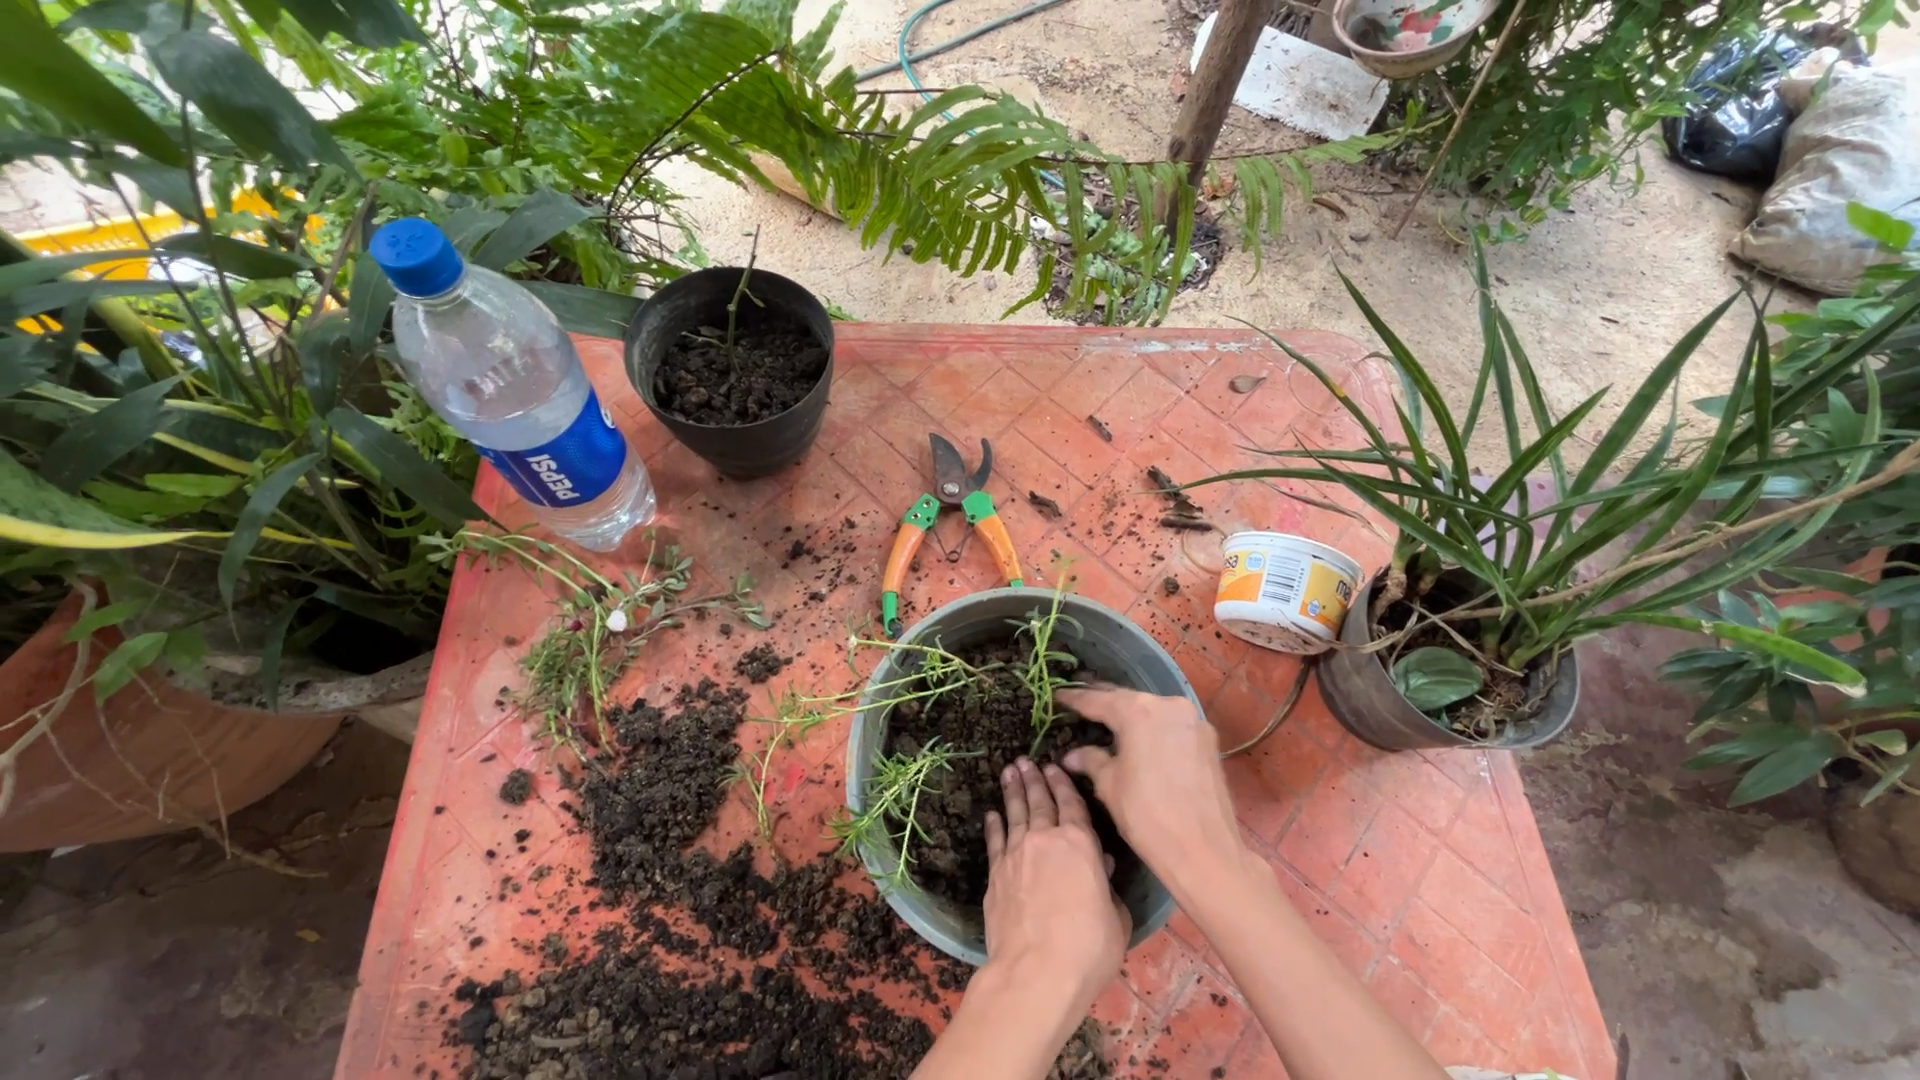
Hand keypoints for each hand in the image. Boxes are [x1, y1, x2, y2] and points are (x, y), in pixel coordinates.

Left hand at [982, 757, 1129, 1007]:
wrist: (1035, 972)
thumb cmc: (1088, 949)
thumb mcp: (1115, 918)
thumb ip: (1107, 888)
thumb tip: (1101, 868)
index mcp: (1081, 844)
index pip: (1072, 804)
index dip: (1063, 784)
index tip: (1054, 766)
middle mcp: (1046, 840)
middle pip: (1040, 802)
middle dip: (1034, 779)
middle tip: (1026, 760)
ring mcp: (1016, 855)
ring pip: (1015, 814)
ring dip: (1012, 792)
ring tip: (1009, 772)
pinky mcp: (995, 874)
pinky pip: (995, 840)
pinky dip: (994, 824)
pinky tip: (992, 813)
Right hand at [1057, 686, 1248, 880]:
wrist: (1204, 852)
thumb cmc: (1147, 816)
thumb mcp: (1110, 786)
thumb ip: (1090, 760)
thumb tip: (1072, 755)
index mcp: (1139, 711)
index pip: (1099, 700)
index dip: (1075, 699)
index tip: (1058, 696)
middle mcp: (1170, 706)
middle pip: (1129, 701)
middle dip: (1104, 704)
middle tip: (1079, 705)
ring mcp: (1193, 722)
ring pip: (1153, 712)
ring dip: (1131, 717)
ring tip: (1107, 722)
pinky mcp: (1208, 741)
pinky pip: (1171, 727)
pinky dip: (1153, 730)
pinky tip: (1140, 741)